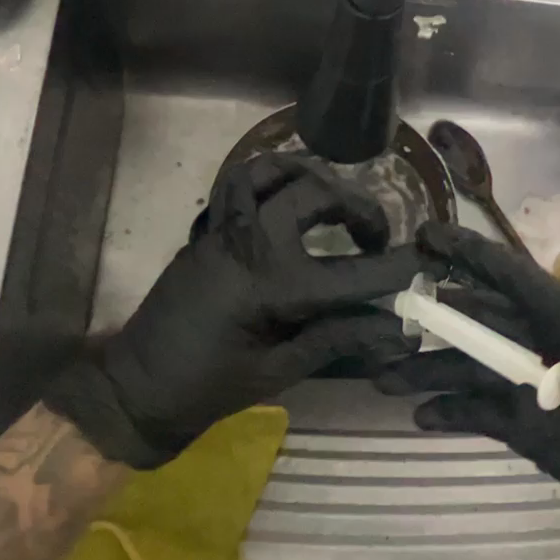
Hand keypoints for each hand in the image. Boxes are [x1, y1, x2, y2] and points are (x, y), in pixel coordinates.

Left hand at [44, 153, 423, 467]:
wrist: (135, 389)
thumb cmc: (207, 389)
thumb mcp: (280, 371)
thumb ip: (339, 339)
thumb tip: (397, 329)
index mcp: (267, 286)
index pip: (349, 272)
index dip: (393, 268)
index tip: (423, 261)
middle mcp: (246, 242)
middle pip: (314, 195)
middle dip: (358, 210)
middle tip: (376, 237)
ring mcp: (223, 228)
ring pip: (272, 171)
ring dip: (312, 178)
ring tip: (336, 203)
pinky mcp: (208, 228)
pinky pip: (241, 181)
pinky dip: (273, 176)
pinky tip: (293, 198)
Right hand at [375, 223, 559, 541]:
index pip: (512, 277)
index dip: (470, 253)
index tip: (426, 236)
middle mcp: (537, 343)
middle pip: (478, 317)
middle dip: (435, 311)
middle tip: (387, 306)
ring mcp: (526, 384)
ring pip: (468, 365)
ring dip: (428, 368)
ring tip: (383, 375)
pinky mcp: (521, 422)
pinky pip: (475, 409)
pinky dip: (447, 411)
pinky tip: (420, 417)